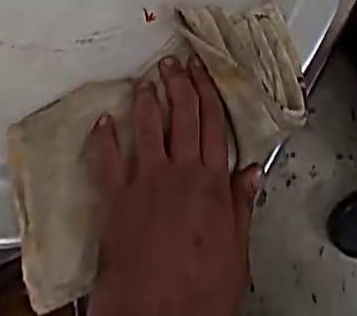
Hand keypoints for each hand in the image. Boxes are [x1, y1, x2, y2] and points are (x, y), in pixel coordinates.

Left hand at [86, 56, 261, 315]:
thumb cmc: (197, 294)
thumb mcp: (235, 252)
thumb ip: (241, 205)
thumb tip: (252, 172)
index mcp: (212, 184)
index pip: (214, 123)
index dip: (209, 91)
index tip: (203, 71)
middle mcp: (181, 174)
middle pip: (184, 115)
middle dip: (180, 83)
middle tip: (175, 63)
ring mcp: (147, 182)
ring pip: (149, 126)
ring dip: (147, 100)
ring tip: (146, 81)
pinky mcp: (116, 199)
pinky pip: (108, 158)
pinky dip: (105, 137)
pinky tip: (104, 121)